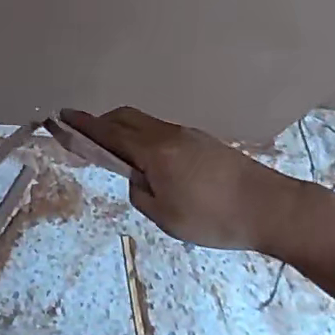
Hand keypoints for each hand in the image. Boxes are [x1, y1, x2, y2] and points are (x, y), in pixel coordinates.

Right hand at [59, 106, 334, 256]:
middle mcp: (168, 134)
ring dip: (125, 130)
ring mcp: (189, 134)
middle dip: (101, 123)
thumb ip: (140, 194)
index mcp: (154, 151)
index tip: (61, 116)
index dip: (82, 125)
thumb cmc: (216, 218)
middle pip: (125, 117)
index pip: (108, 132)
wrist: (274, 208)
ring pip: (145, 123)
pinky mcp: (204, 141)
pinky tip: (152, 162)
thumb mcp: (167, 218)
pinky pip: (162, 131)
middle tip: (87, 138)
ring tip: (119, 155)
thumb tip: (137, 178)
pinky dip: (145, 138)